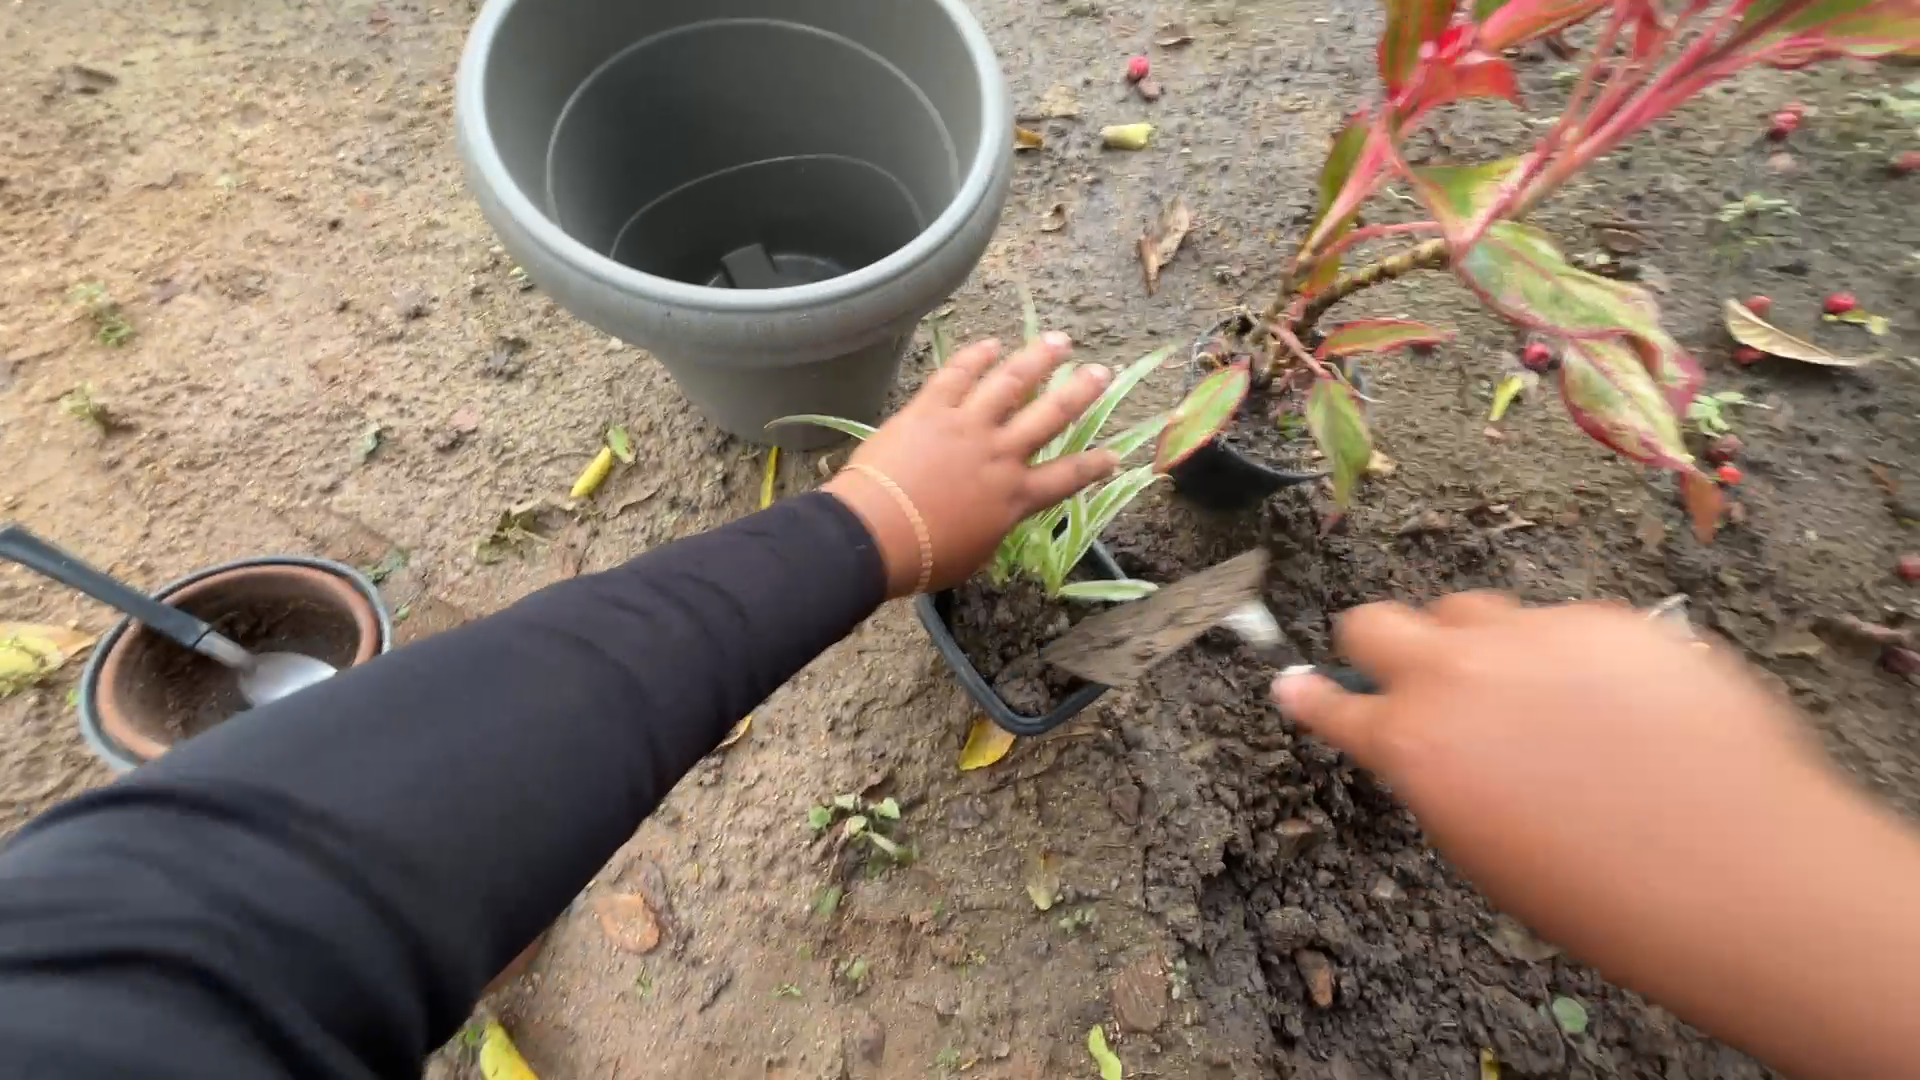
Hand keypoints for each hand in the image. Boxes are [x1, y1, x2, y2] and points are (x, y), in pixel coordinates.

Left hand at [823, 334, 1118, 597]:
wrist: (879, 535)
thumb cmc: (926, 558)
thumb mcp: (975, 553)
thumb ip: (992, 527)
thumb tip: (992, 518)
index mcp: (1014, 496)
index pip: (1067, 477)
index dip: (1094, 466)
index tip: (1115, 454)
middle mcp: (1001, 454)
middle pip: (1051, 416)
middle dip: (1081, 392)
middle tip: (1102, 371)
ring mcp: (967, 426)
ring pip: (1012, 382)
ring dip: (1039, 358)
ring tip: (1059, 341)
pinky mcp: (931, 409)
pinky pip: (958, 375)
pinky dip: (976, 357)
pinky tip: (992, 344)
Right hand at [1274, 594, 1919, 1079]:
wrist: (1756, 884)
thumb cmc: (1602, 893)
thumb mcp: (1474, 840)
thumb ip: (1426, 772)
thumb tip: (1410, 739)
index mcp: (1410, 743)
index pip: (1327, 702)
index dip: (1306, 692)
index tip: (1291, 682)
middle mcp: (1452, 677)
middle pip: (1371, 620)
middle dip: (1374, 642)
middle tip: (1406, 670)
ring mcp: (1527, 639)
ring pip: (1464, 608)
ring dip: (1472, 642)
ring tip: (1522, 685)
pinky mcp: (1603, 621)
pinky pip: (1557, 621)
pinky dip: (1563, 652)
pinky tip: (1610, 699)